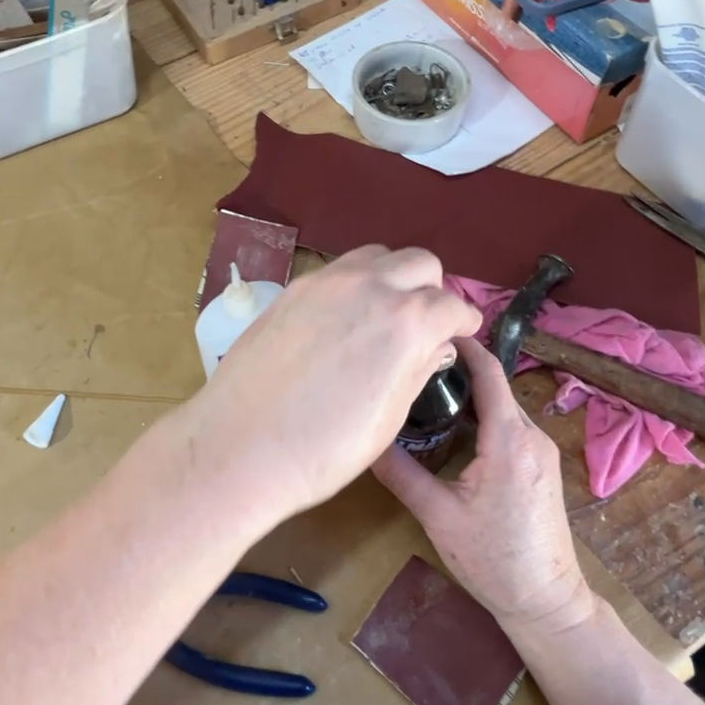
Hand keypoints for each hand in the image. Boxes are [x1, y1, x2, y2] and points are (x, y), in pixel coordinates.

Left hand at [178, 246, 480, 520]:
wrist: (241, 444)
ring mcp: (327, 281)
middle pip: (420, 263)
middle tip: (425, 322)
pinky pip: (338, 271)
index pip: (452, 305)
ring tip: (383, 314)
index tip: (462, 332)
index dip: (463, 321)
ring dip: (392, 277)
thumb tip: (437, 345)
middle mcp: (371, 286)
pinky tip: (342, 320)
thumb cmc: (325, 447)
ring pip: (377, 256)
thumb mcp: (389, 417)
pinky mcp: (294, 288)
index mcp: (407, 321)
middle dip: (432, 289)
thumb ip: (420, 368)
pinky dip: (355, 285)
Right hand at [372, 338, 597, 633]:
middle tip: (412, 362)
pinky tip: (451, 425)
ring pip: (500, 405)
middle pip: (493, 385)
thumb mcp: (437, 515)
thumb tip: (365, 440)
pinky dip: (481, 415)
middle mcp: (531, 435)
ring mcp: (541, 450)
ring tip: (425, 389)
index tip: (429, 325)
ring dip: (468, 393)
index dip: (461, 343)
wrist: (547, 603)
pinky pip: (509, 424)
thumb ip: (401, 473)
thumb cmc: (493, 560)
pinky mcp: (541, 465)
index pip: (488, 372)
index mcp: (509, 439)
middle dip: (456, 368)